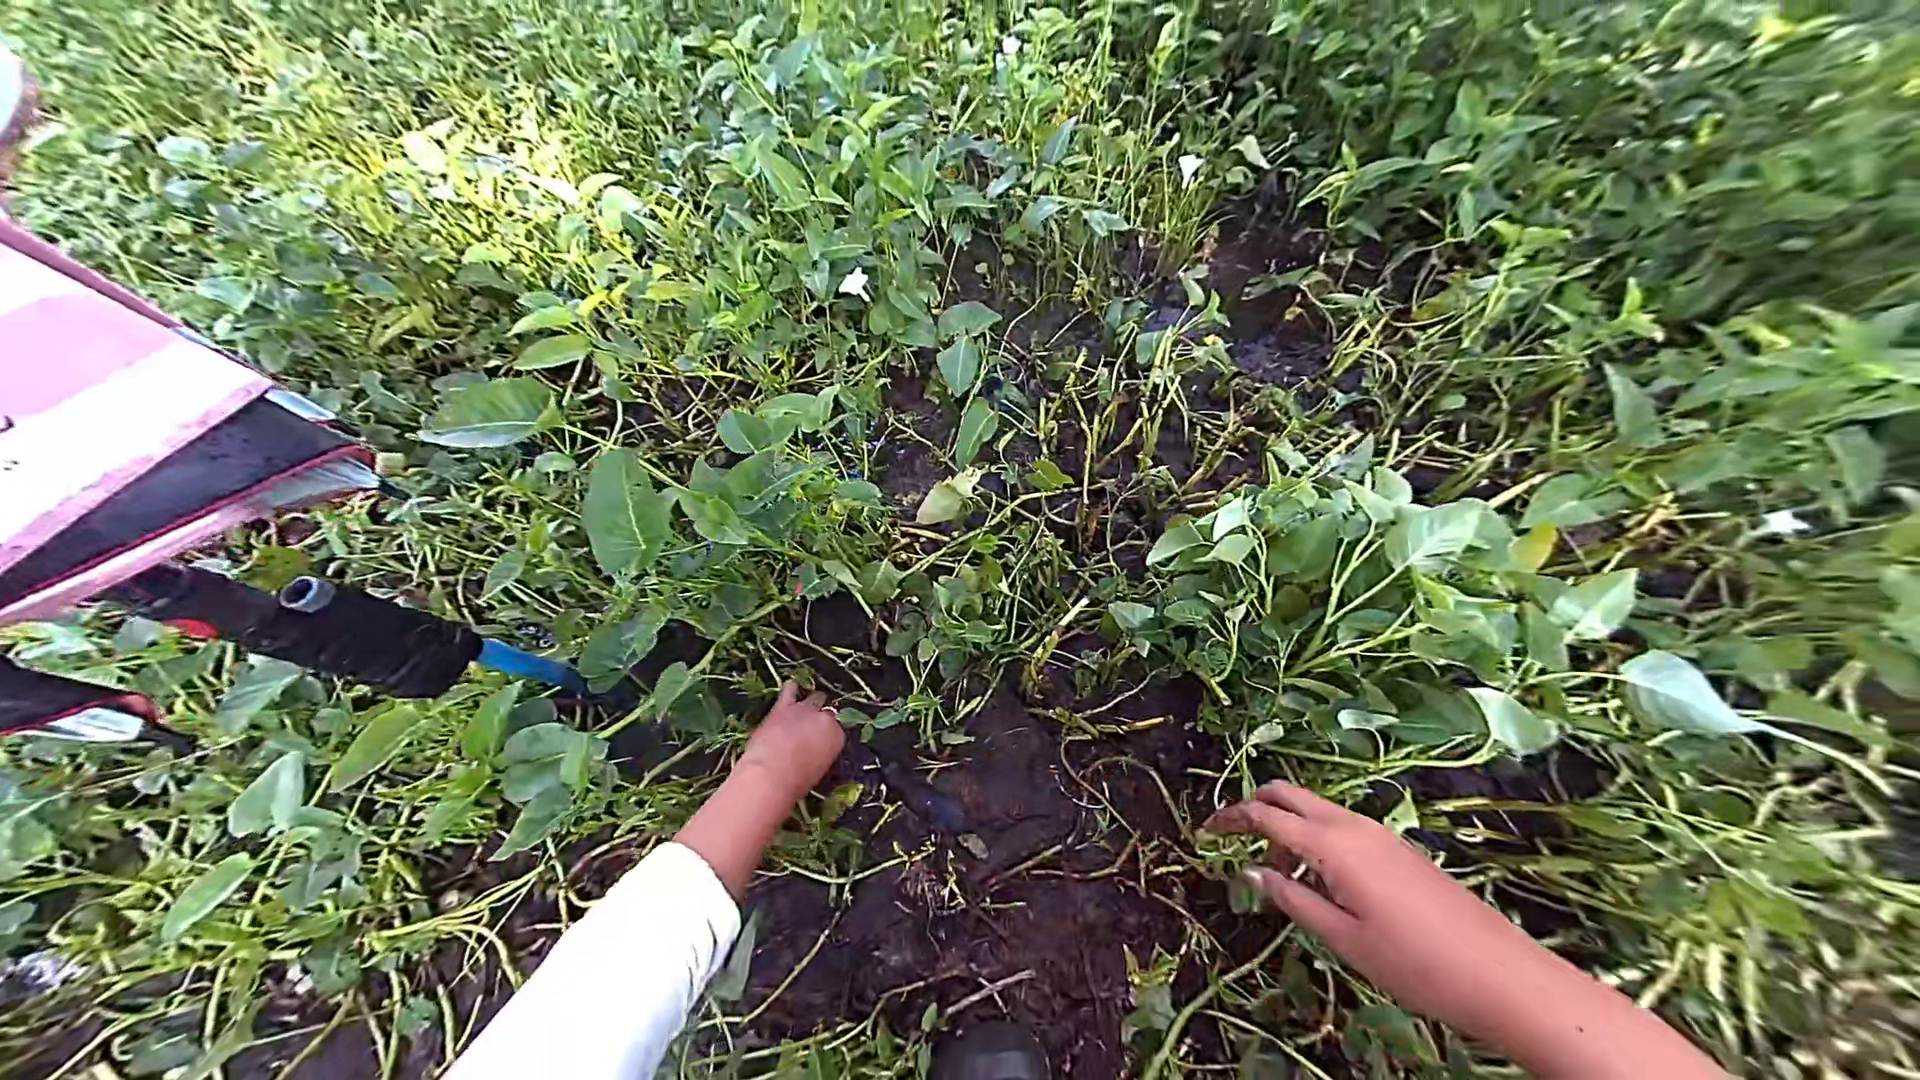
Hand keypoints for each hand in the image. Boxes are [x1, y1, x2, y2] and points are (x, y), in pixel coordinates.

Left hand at [735, 681, 845, 799]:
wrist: (771, 775)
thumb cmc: (796, 782)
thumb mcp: (818, 769)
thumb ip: (821, 753)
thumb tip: (813, 750)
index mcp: (837, 736)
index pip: (837, 728)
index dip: (827, 734)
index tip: (820, 740)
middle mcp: (825, 719)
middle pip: (827, 711)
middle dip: (820, 718)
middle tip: (810, 727)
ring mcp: (805, 710)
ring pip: (814, 698)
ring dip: (810, 703)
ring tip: (805, 708)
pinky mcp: (784, 706)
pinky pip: (790, 690)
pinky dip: (791, 688)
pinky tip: (791, 686)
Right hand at [1205, 783, 1724, 1079]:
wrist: (1508, 979)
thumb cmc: (1415, 964)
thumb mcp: (1342, 938)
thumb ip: (1291, 896)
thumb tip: (1251, 869)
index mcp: (1332, 844)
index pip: (1265, 813)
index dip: (1230, 818)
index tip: (1206, 831)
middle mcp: (1352, 825)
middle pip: (1287, 792)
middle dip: (1255, 806)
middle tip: (1236, 838)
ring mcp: (1378, 832)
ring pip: (1313, 807)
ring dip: (1286, 825)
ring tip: (1283, 873)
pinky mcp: (1396, 846)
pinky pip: (1339, 823)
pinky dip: (1314, 836)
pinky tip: (1322, 878)